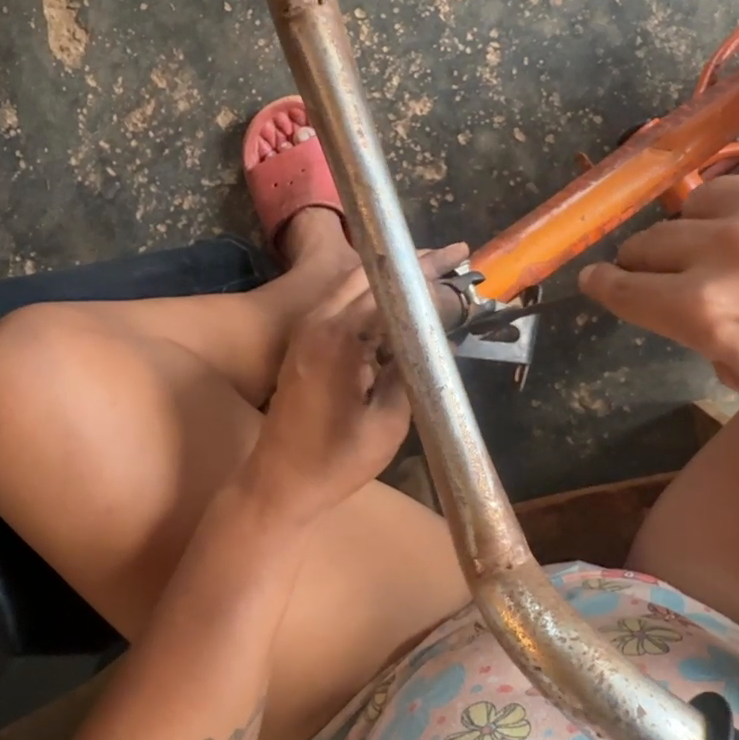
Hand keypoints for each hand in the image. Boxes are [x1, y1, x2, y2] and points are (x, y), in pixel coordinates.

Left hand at [240, 245, 468, 520]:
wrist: (276, 483)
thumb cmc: (335, 461)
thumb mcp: (388, 423)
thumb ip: (412, 372)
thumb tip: (434, 338)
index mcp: (338, 338)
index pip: (392, 291)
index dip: (429, 281)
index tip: (462, 271)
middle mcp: (318, 321)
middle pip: (371, 274)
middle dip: (413, 264)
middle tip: (454, 255)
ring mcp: (307, 330)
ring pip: (355, 284)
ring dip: (394, 276)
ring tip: (435, 269)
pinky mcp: (304, 343)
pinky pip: (343, 303)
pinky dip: (374, 295)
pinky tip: (402, 304)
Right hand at [579, 160, 738, 452]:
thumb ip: (700, 333)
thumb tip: (677, 303)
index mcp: (708, 311)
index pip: (623, 286)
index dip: (603, 286)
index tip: (595, 280)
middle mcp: (732, 247)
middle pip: (652, 239)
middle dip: (646, 261)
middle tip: (659, 272)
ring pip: (699, 198)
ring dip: (697, 225)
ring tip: (722, 244)